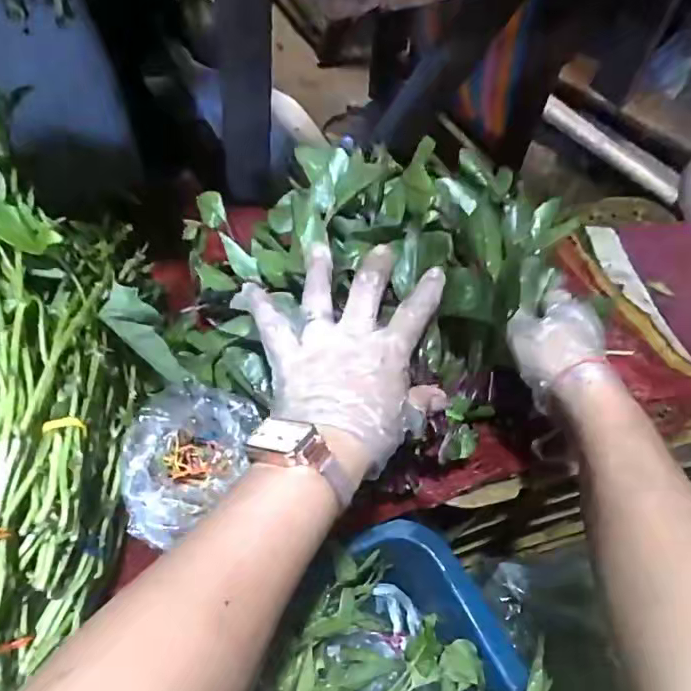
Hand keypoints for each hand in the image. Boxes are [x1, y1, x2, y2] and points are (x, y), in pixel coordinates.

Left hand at [236, 242, 444, 477]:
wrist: (325, 445)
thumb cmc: (370, 436)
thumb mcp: (403, 421)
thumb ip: (419, 403)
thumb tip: (441, 396)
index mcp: (388, 352)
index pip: (414, 316)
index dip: (426, 294)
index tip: (435, 272)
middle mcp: (354, 337)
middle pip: (366, 292)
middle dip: (376, 268)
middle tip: (381, 249)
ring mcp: (319, 342)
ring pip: (317, 297)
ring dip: (318, 269)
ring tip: (317, 245)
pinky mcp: (288, 355)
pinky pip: (271, 327)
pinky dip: (259, 307)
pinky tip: (249, 288)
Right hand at [506, 287, 624, 406]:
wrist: (578, 390)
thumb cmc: (547, 354)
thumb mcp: (520, 331)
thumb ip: (517, 317)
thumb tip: (517, 310)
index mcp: (566, 302)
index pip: (548, 293)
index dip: (532, 301)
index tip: (518, 313)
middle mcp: (583, 316)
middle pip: (558, 316)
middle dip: (543, 324)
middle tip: (523, 337)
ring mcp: (591, 341)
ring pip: (563, 337)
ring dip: (550, 345)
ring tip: (531, 358)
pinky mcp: (591, 364)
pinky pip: (568, 356)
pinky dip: (557, 362)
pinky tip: (544, 371)